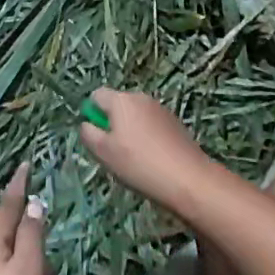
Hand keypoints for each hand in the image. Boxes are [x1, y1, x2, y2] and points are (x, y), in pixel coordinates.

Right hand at [78, 89, 223, 217]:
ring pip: (135, 116)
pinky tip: (153, 159)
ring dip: (130, 131)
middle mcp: (140, 97)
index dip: (92, 114)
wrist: (188, 178)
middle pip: (117, 105)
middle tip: (114, 152)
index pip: (97, 95)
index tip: (97, 137)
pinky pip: (151, 124)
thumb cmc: (139, 163)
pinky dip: (147, 137)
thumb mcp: (104, 153)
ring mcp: (160, 108)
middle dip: (112, 124)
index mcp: (121, 100)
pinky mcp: (175, 122)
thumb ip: (88, 134)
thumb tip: (86, 124)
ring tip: (135, 160)